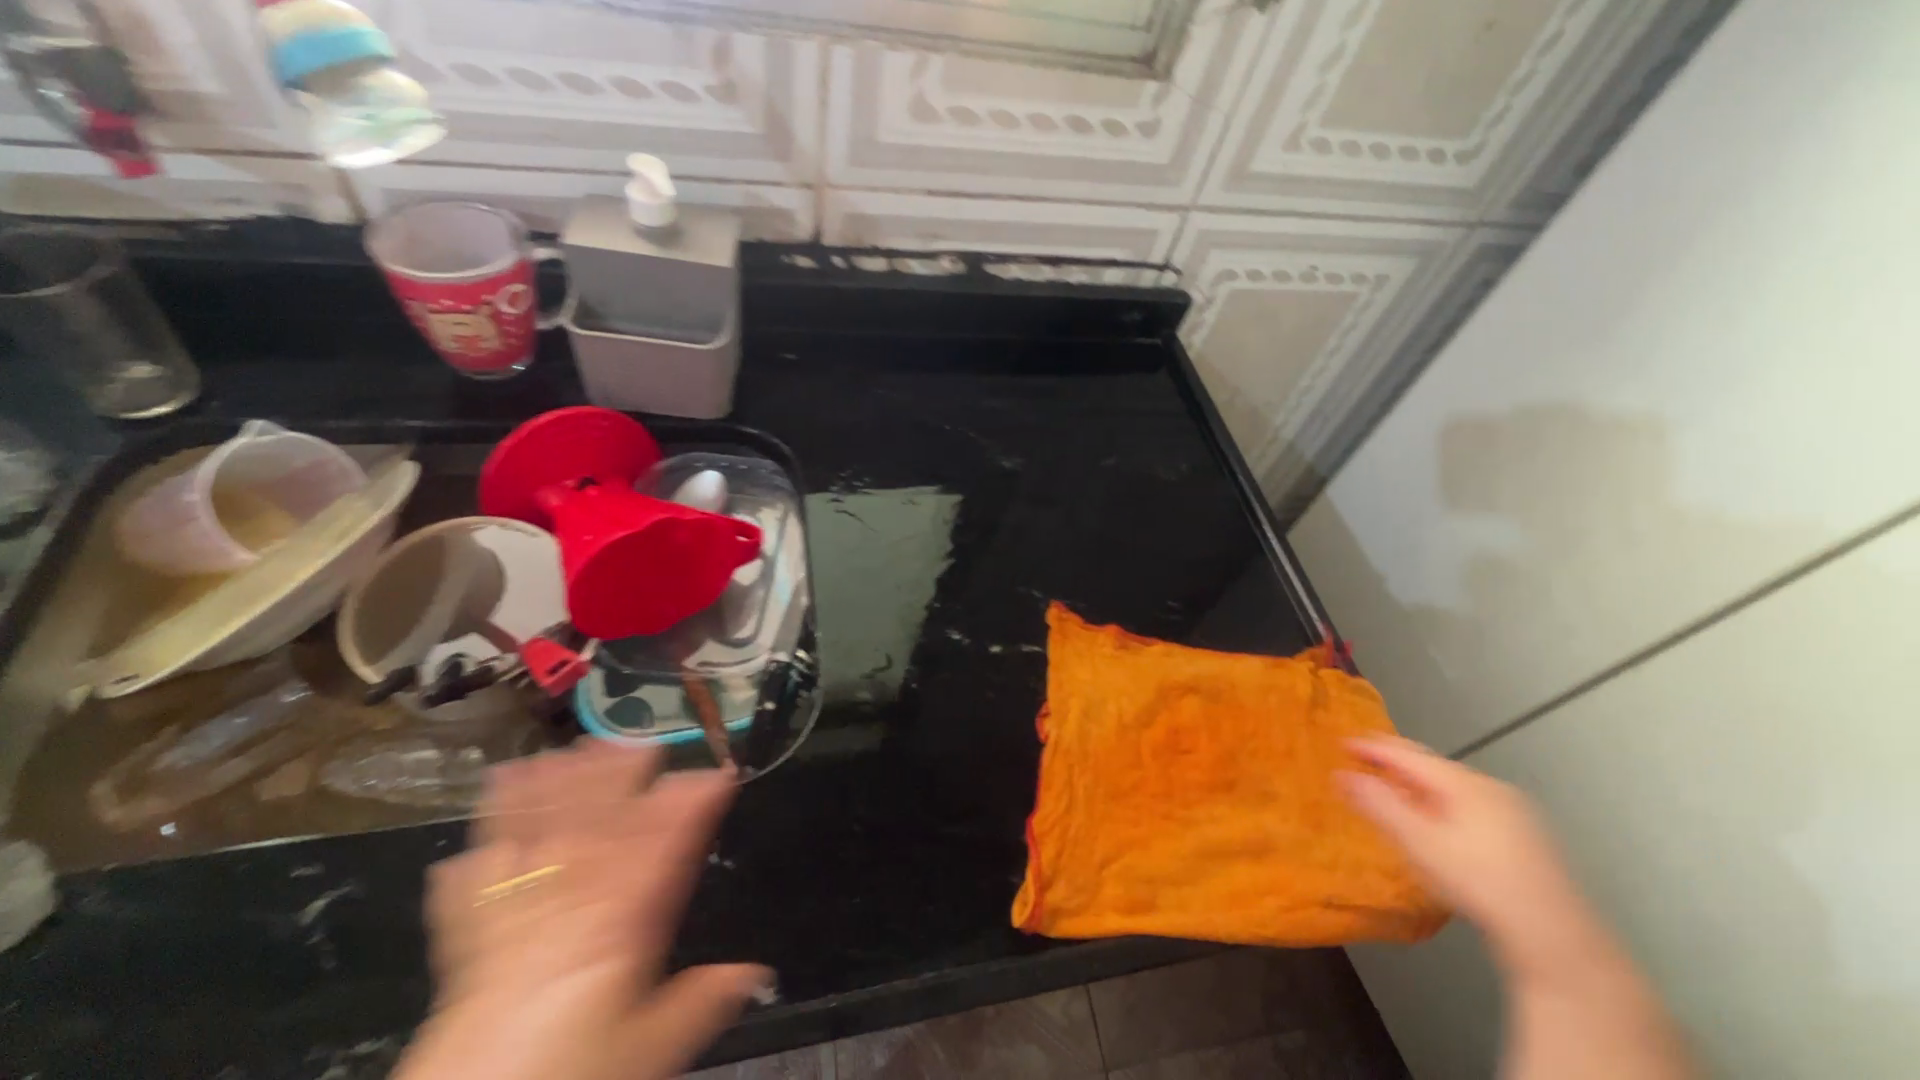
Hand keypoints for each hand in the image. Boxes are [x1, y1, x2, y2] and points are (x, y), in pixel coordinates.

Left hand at [395, 742, 771, 1079]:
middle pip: (598, 822)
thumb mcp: (652, 1051)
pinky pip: (482, 855)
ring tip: (574, 749)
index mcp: (618, 925)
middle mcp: (566, 902)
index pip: (662, 848)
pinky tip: (498, 786)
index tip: (716, 775)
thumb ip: (703, 1004)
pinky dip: (491, 817)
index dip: (691, 805)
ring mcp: (513, 907)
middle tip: (642, 740)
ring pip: (542, 826)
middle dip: (622, 775)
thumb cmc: (570, 1074)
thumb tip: (756, 972)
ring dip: (560, 782)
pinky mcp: (469, 925)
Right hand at [1338, 736, 1590, 968]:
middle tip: (1364, 766)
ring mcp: (1514, 812)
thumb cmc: (1480, 884)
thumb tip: (1342, 775)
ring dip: (1419, 787)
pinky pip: (1470, 806)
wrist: (1554, 935)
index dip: (1374, 748)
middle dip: (1396, 766)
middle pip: (1433, 768)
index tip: (1344, 743)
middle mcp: (1492, 789)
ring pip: (1453, 788)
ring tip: (1393, 796)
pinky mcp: (1524, 837)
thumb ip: (1380, 806)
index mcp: (1466, 784)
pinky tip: (1436, 827)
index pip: (1409, 755)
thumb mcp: (1420, 844)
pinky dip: (1442, 805)